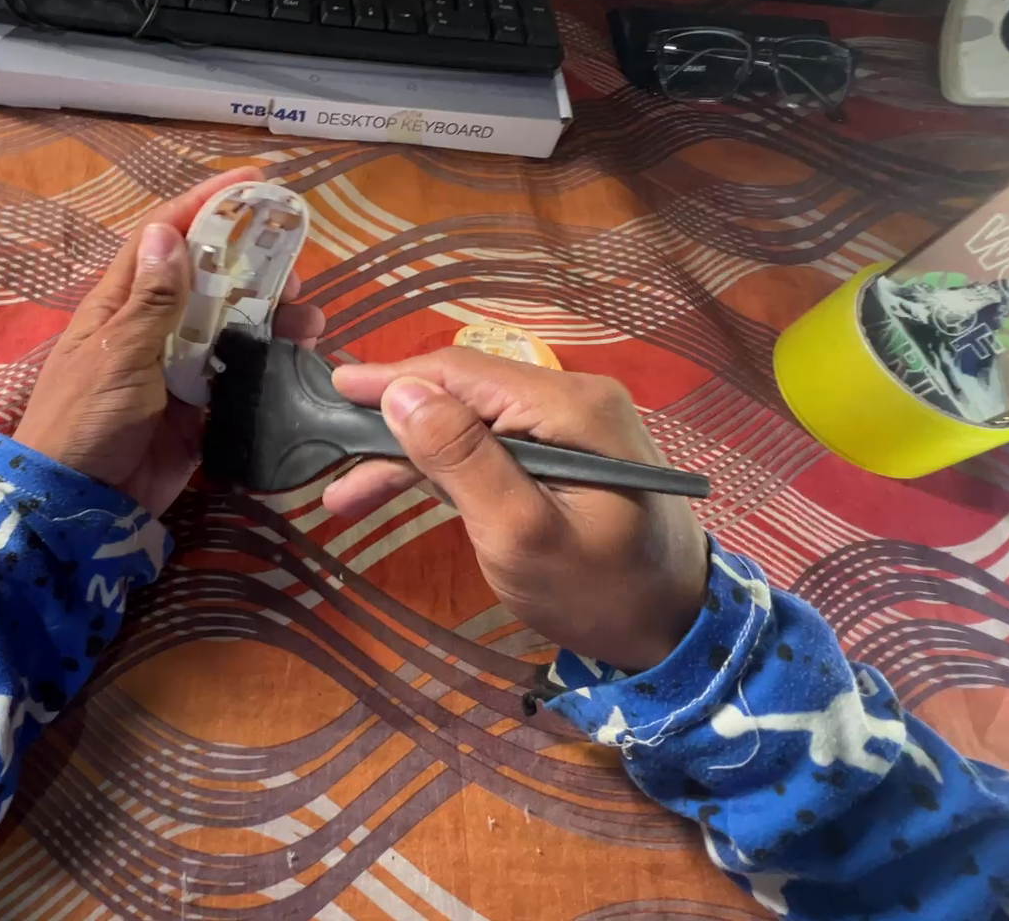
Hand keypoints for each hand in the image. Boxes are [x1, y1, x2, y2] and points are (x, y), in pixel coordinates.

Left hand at [16, 167, 324, 516]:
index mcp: (123, 302)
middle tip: (296, 278)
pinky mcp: (197, 406)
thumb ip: (151, 302)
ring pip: (230, 327)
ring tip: (309, 323)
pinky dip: (266, 366)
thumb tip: (171, 233)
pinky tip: (296, 362)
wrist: (80, 503)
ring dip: (269, 319)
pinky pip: (236, 375)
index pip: (166, 236)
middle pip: (210, 280)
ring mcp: (177, 367)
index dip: (207, 204)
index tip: (255, 183)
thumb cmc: (85, 420)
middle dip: (255, 269)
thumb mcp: (116, 355)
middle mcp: (154, 326)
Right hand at [325, 349, 707, 670]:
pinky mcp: (554, 453)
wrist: (676, 635)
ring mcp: (563, 426)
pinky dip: (438, 467)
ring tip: (348, 494)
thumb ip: (461, 458)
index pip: (460, 372)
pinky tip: (394, 487)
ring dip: (406, 454)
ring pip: (463, 422)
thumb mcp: (519, 533)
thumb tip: (402, 393)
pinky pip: (483, 445)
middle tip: (332, 451)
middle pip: (457, 394)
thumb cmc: (600, 593)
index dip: (392, 379)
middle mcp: (567, 400)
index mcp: (568, 406)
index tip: (336, 388)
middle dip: (391, 425)